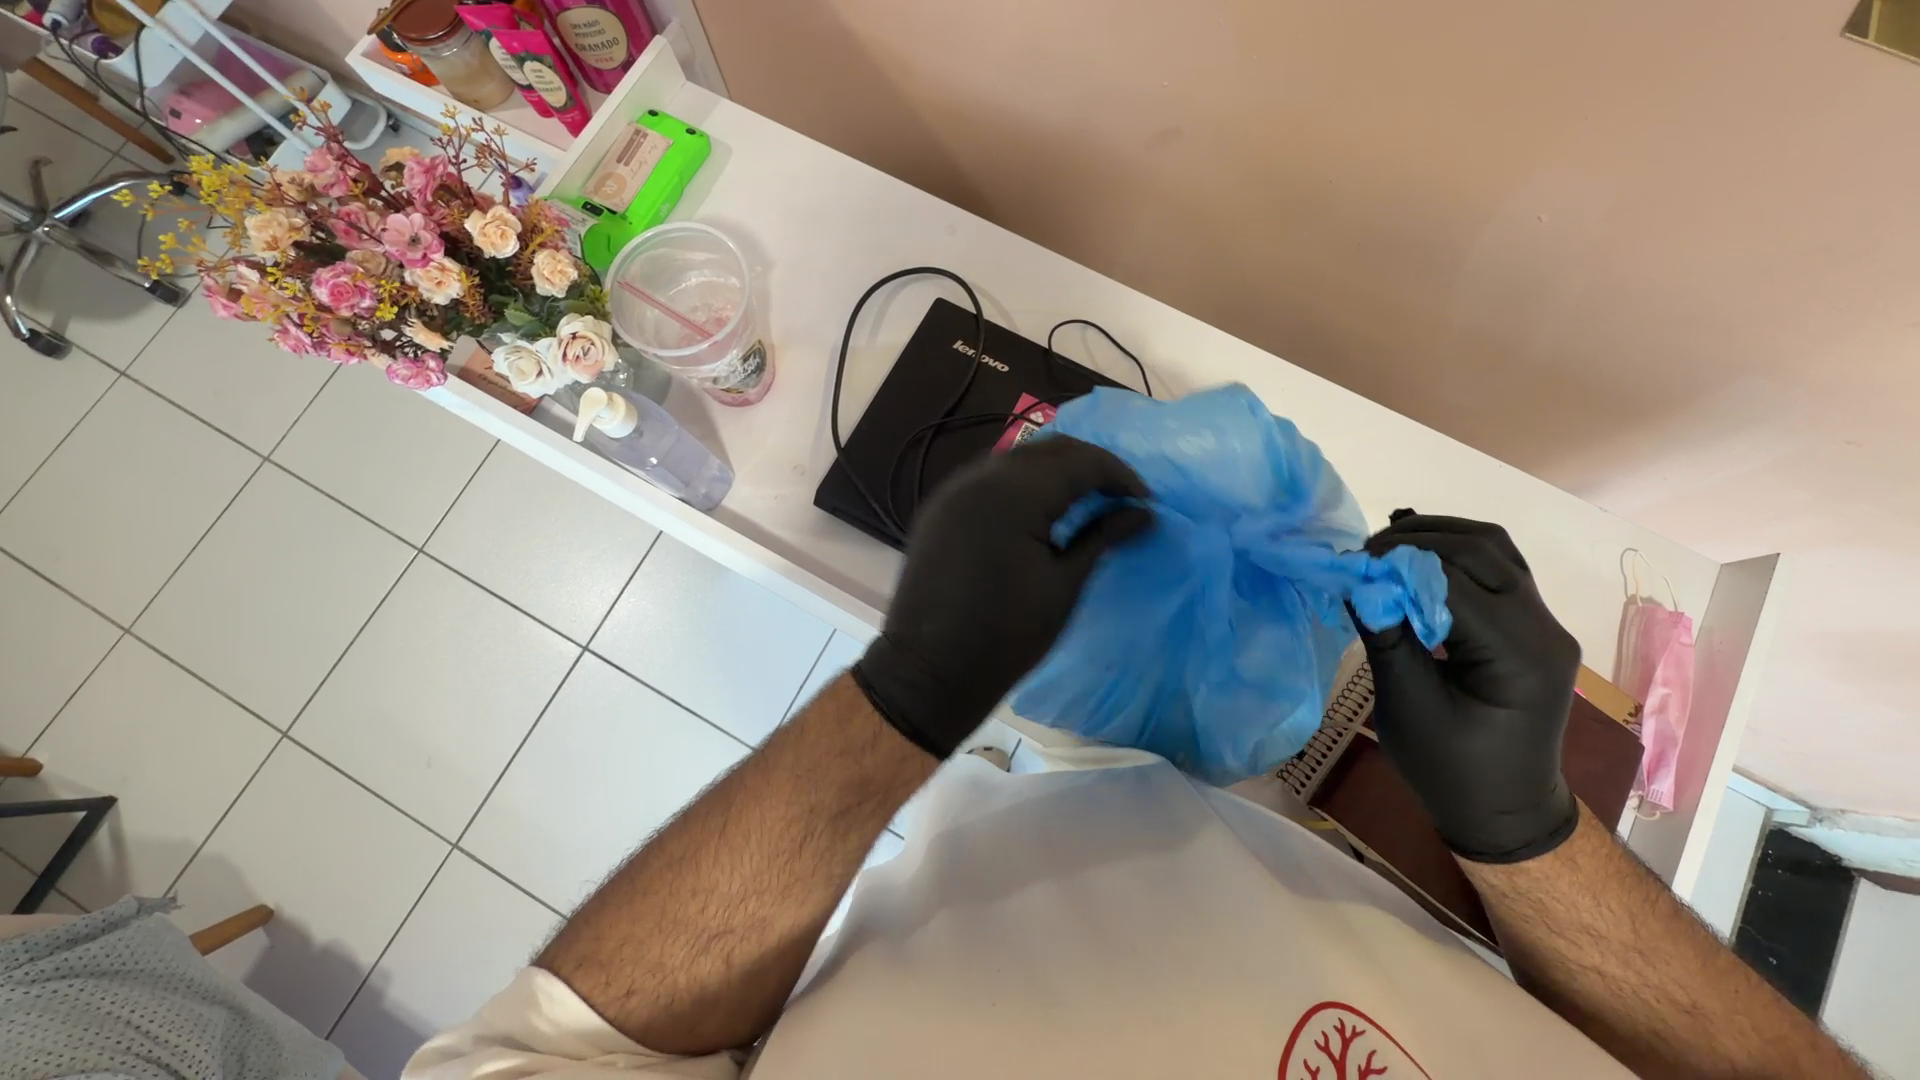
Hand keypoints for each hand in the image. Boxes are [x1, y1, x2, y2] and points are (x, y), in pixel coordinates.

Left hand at [853, 436, 1151, 757]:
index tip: (1145, 503)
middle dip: (1090, 466)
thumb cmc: (1006, 636)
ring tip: (1084, 501)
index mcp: (1014, 495)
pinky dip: (1020, 483)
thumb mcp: (1064, 586)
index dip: (1120, 476)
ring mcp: (953, 490)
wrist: (929, 671)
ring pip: (1015, 459)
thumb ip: (1102, 537)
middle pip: (1047, 450)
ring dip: (1054, 471)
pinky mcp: (939, 507)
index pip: (1080, 462)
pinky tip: (1038, 510)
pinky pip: (988, 478)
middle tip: (1120, 497)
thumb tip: (1143, 513)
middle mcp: (980, 478)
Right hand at [1355, 514, 1580, 862]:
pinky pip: (1498, 570)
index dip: (1397, 564)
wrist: (1504, 810)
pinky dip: (1455, 556)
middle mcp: (1543, 629)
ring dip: (1439, 538)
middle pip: (1482, 551)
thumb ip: (1386, 639)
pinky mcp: (1532, 627)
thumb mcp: (1407, 708)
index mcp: (1517, 656)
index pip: (1453, 583)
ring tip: (1387, 549)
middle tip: (1363, 555)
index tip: (1349, 564)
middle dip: (1418, 541)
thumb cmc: (1450, 769)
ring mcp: (1544, 625)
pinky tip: (1416, 565)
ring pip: (1495, 549)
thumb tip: (1357, 581)